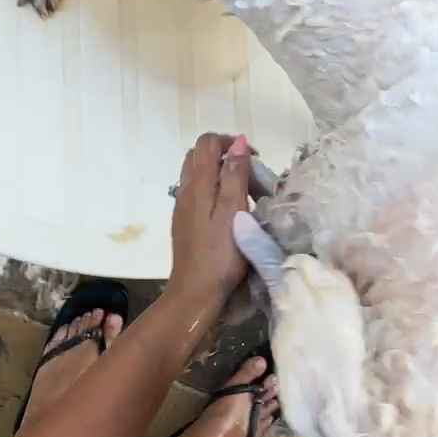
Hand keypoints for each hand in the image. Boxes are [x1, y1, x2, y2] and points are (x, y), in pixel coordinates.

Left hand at [168, 132, 251, 310]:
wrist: (195, 294)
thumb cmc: (220, 254)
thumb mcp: (233, 211)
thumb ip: (234, 174)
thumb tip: (237, 141)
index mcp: (197, 184)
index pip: (207, 142)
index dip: (230, 142)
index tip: (254, 159)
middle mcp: (185, 190)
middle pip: (200, 156)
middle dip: (226, 155)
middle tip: (251, 175)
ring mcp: (183, 207)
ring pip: (199, 175)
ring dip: (222, 174)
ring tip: (246, 194)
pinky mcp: (186, 223)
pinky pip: (200, 194)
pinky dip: (217, 192)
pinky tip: (233, 212)